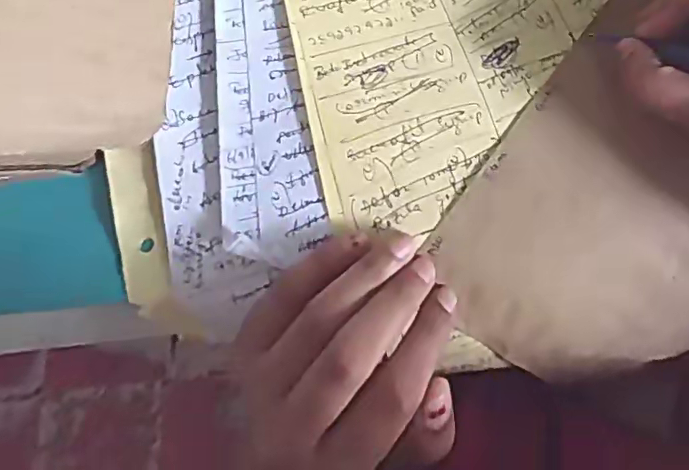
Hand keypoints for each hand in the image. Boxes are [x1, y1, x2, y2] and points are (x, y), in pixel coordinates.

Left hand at [231, 233, 458, 468]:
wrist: (257, 460)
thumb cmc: (334, 454)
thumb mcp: (383, 465)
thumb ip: (421, 439)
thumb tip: (441, 387)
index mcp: (339, 467)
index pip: (390, 399)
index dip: (425, 341)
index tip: (448, 296)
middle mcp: (291, 431)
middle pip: (349, 356)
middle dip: (396, 300)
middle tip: (426, 264)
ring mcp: (258, 388)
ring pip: (317, 321)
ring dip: (364, 274)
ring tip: (399, 245)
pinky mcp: (240, 351)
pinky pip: (283, 297)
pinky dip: (321, 263)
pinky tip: (356, 241)